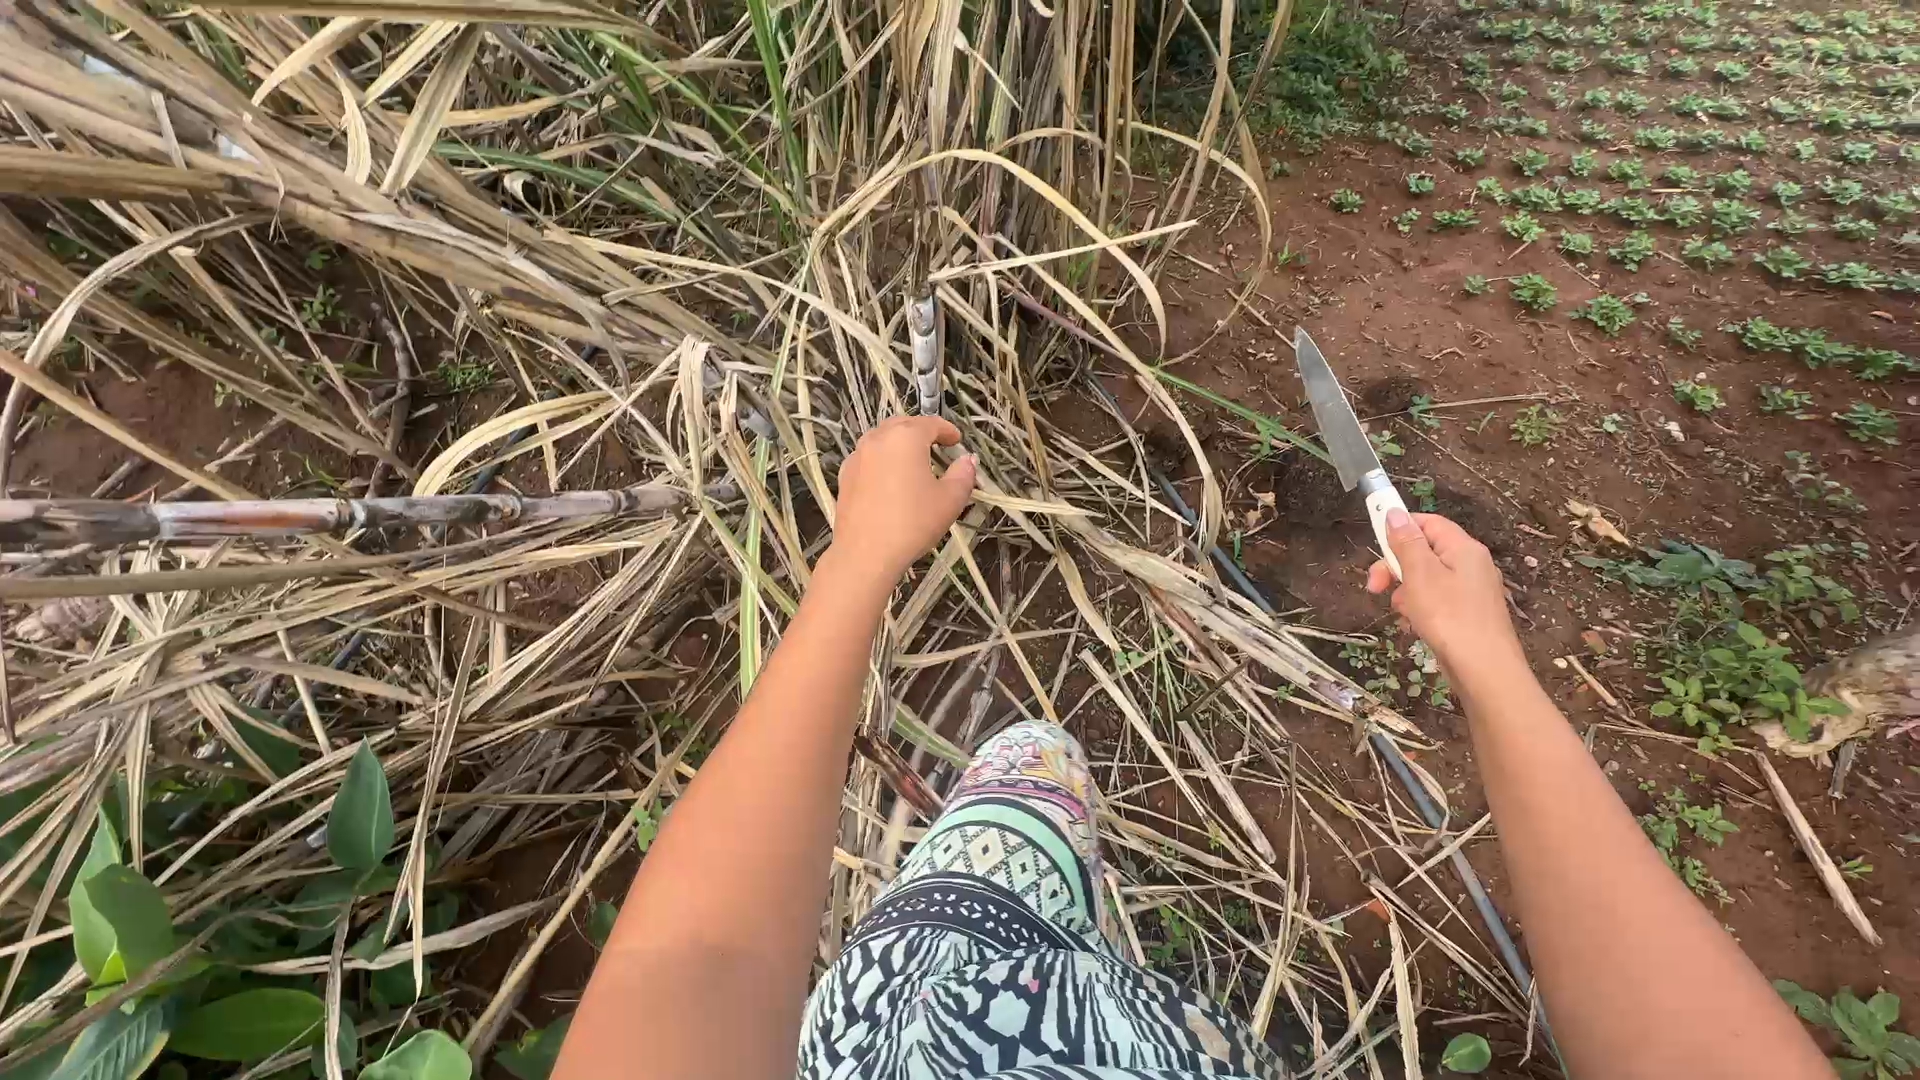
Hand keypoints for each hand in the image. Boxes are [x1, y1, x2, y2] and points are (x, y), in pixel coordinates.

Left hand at [829, 415, 976, 579]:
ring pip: (881, 439)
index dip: (947, 430)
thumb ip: (963, 475)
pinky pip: (867, 458)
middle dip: (921, 431)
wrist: (866, 553)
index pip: (931, 423)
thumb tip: (967, 461)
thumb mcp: (949, 501)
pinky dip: (882, 460)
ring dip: (899, 443)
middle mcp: (878, 439)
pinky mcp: (844, 477)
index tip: (957, 441)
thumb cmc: (913, 523)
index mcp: (906, 438)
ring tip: (912, 461)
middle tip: (936, 445)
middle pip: (902, 425)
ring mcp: (857, 457)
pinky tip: (889, 479)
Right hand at [1366, 511, 1525, 687]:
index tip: (1375, 543)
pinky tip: (1415, 625)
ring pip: (1424, 579)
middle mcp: (1470, 565)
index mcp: (1463, 549)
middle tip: (1375, 586)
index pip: (1428, 523)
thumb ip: (1405, 543)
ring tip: (1403, 612)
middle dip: (1395, 567)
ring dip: (1404, 592)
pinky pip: (1433, 600)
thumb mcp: (1420, 575)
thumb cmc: (1449, 616)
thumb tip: (1394, 513)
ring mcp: (1469, 591)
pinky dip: (1418, 609)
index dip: (1400, 527)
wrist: (1483, 669)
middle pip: (1423, 552)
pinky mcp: (1465, 613)